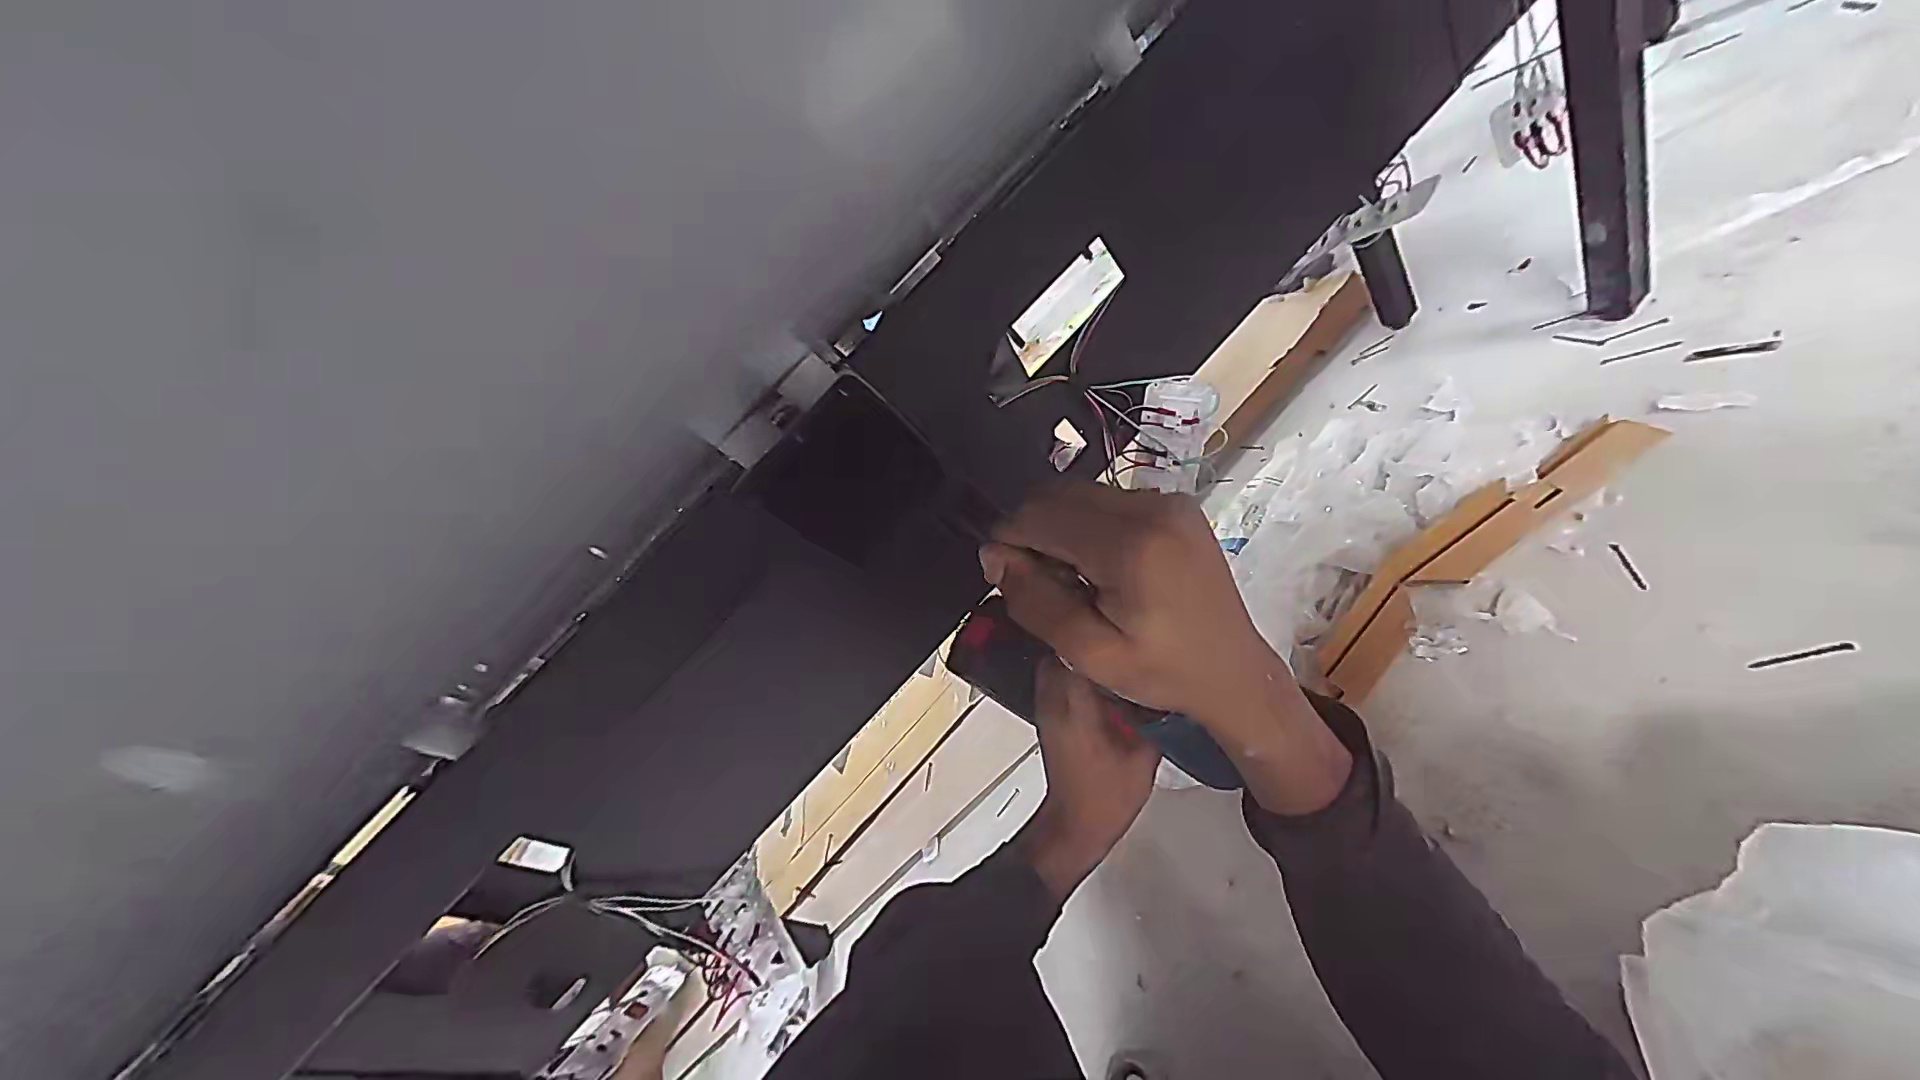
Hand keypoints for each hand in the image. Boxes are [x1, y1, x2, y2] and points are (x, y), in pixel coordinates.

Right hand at [982, 483, 1350, 814]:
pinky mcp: (1175, 506)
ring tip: (1067, 578)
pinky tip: (1094, 566)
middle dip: (1030, 531)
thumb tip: (996, 556)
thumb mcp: (1088, 653)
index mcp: (1132, 545)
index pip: (1039, 515)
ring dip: (1056, 527)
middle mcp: (1153, 508)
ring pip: (1078, 494)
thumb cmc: (1164, 671)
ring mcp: (1168, 502)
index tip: (1003, 573)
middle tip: (1034, 580)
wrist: (1233, 670)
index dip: (1007, 539)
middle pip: (1055, 494)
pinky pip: (1106, 501)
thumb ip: (1035, 601)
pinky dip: (1084, 526)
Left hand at [1018, 658, 1159, 901]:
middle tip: (1121, 645)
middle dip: (1090, 644)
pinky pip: (1056, 680)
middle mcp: (1053, 701)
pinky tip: (1102, 684)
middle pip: (1064, 650)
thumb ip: (1152, 716)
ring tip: (1113, 661)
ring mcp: (1045, 708)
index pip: (1080, 653)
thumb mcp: (1143, 755)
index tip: (1128, 634)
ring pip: (1057, 662)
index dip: (1104, 638)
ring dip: (1080, 659)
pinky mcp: (1045, 716)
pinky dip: (1074, 675)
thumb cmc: (1107, 797)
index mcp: (1076, 707)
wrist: (1074, 824)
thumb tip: (1166, 688)